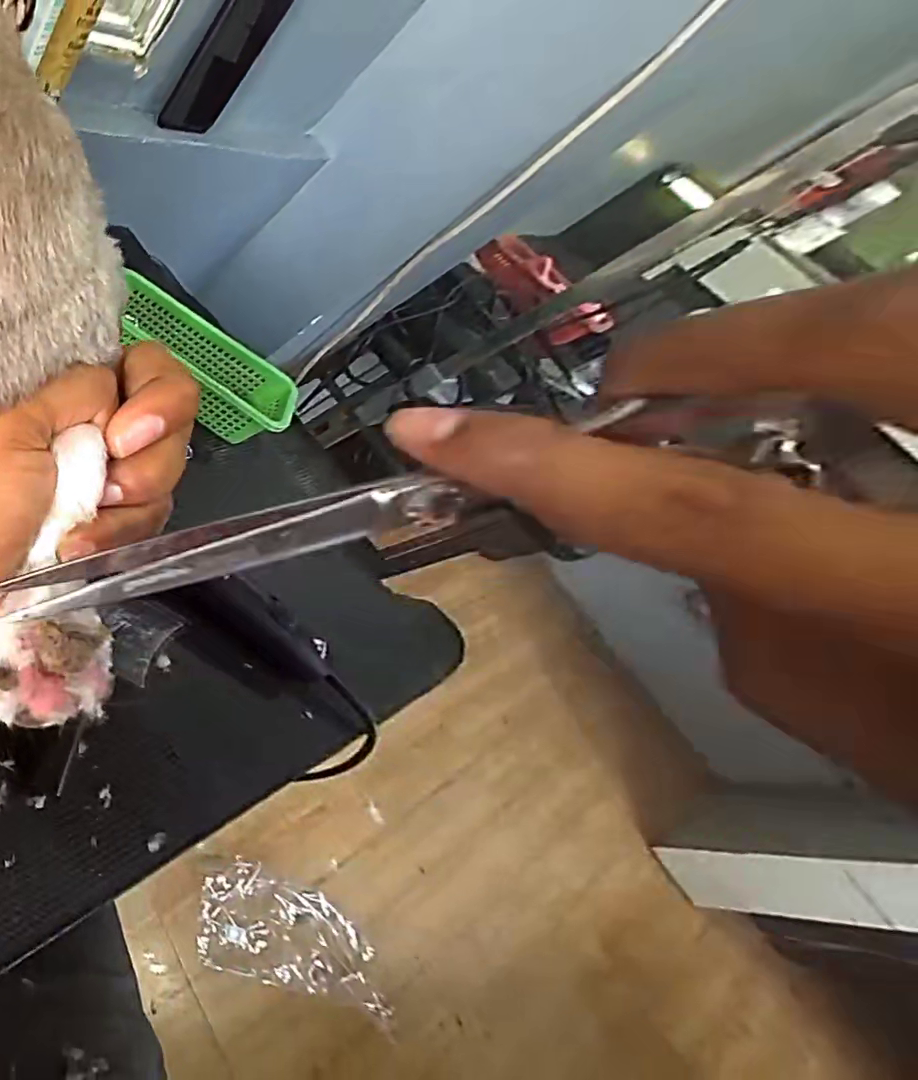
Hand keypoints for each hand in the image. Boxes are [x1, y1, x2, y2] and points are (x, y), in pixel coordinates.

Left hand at [0, 342, 199, 629]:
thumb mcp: (10, 432)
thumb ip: (75, 390)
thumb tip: (115, 387)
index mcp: (53, 395)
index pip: (139, 365)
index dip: (155, 390)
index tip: (122, 433)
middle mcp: (82, 431)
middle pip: (168, 420)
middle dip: (149, 456)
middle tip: (109, 486)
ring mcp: (97, 482)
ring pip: (163, 473)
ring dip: (129, 504)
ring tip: (76, 528)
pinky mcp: (105, 527)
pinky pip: (148, 519)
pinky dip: (117, 536)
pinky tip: (75, 550)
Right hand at [385, 268, 917, 799]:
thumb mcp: (885, 740)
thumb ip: (765, 641)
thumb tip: (695, 546)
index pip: (689, 510)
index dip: (537, 459)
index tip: (420, 427)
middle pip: (864, 338)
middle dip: (714, 353)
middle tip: (639, 395)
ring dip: (820, 351)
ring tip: (779, 412)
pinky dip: (881, 363)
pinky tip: (865, 427)